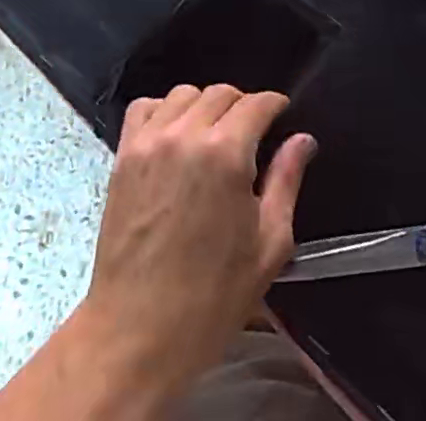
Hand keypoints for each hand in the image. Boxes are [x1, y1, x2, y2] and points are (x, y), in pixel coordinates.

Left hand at [80, 85, 317, 407]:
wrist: (136, 332)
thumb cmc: (212, 295)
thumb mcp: (269, 243)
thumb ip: (287, 181)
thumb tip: (303, 141)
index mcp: (226, 154)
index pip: (257, 103)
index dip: (276, 104)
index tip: (283, 115)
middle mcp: (185, 137)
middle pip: (221, 92)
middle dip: (244, 105)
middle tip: (254, 134)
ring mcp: (148, 145)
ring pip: (184, 94)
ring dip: (206, 105)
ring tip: (215, 135)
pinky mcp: (122, 159)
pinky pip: (143, 109)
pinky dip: (164, 111)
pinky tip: (175, 135)